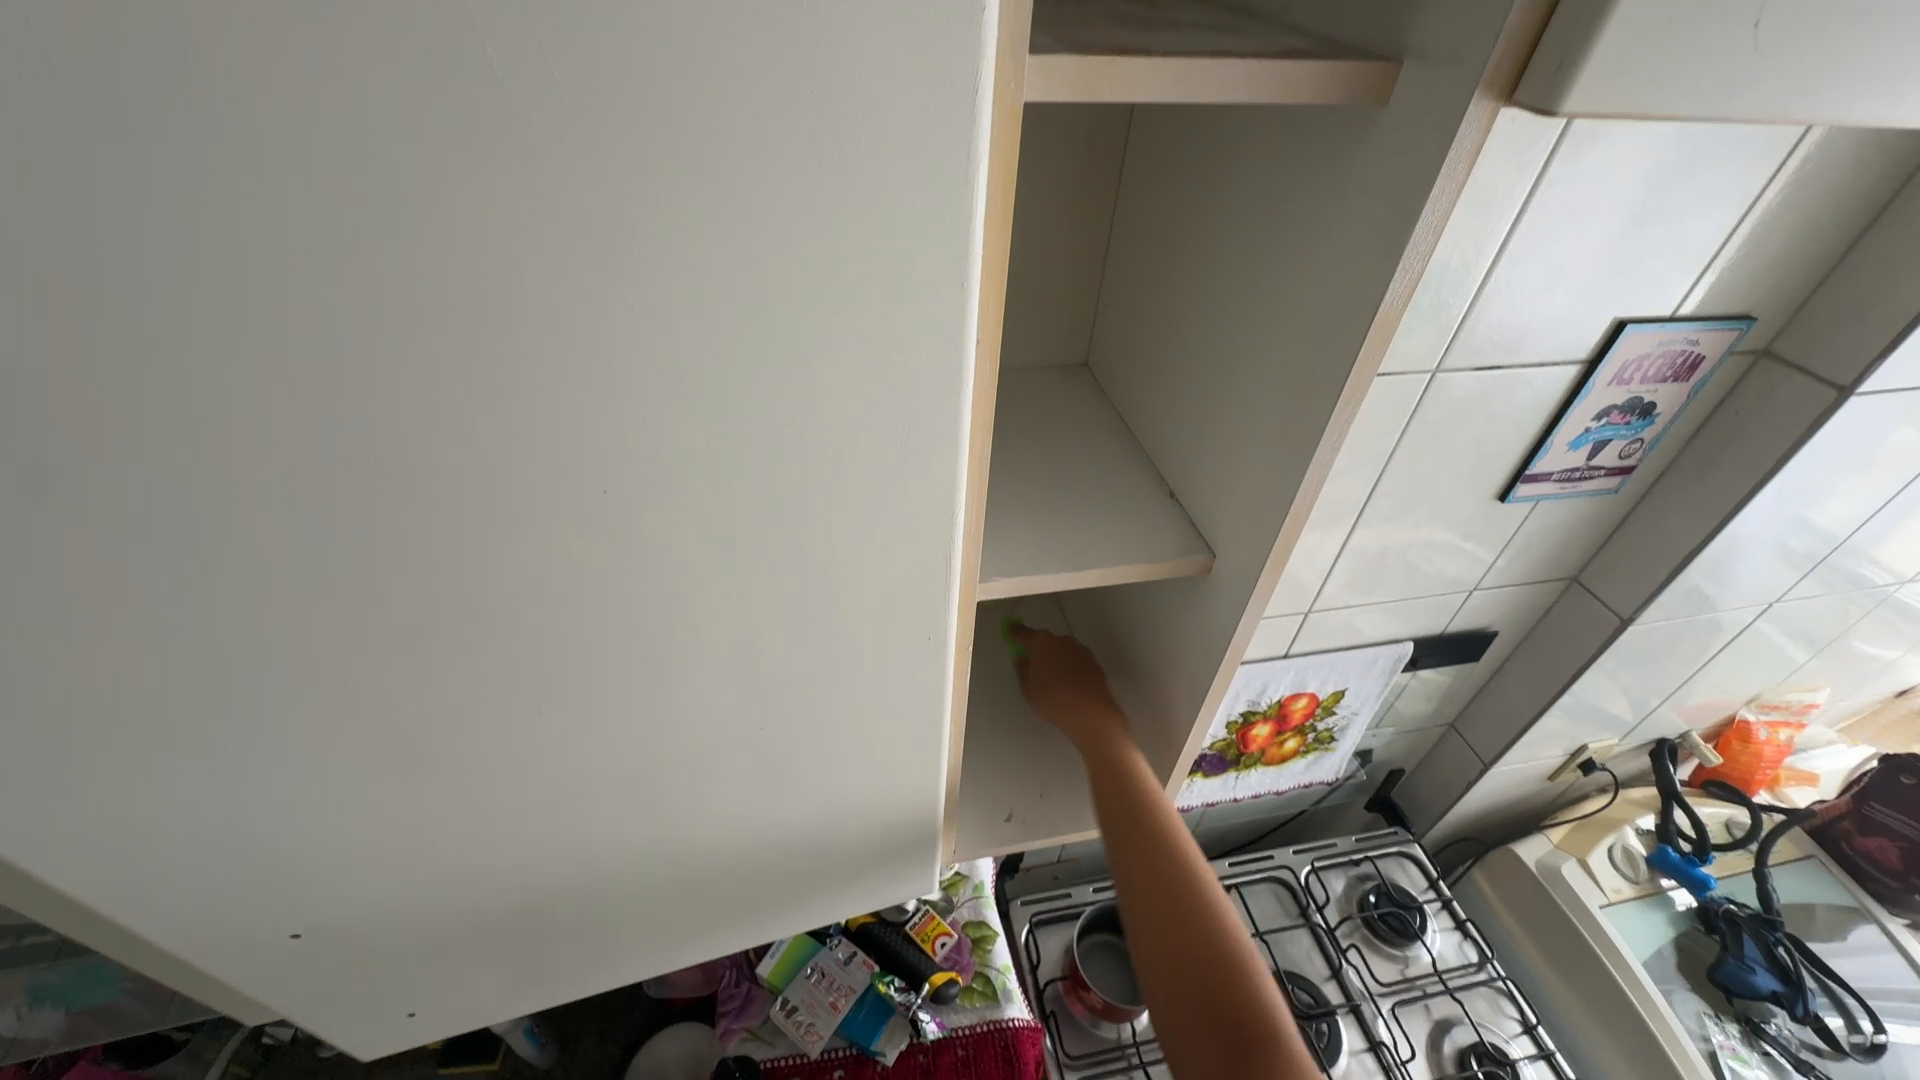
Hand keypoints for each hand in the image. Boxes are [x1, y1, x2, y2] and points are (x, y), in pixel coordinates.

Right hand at [1008, 623, 1130, 752]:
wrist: (1090, 711)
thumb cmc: (1051, 698)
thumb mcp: (1028, 688)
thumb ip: (1023, 670)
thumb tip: (1022, 658)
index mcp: (1042, 643)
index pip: (1024, 633)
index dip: (1016, 633)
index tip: (1010, 631)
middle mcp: (1062, 640)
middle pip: (1047, 642)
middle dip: (1040, 651)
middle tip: (1034, 665)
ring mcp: (1081, 650)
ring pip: (1063, 651)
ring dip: (1057, 660)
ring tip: (1054, 679)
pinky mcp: (1095, 663)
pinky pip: (1076, 662)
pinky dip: (1071, 669)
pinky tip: (1069, 684)